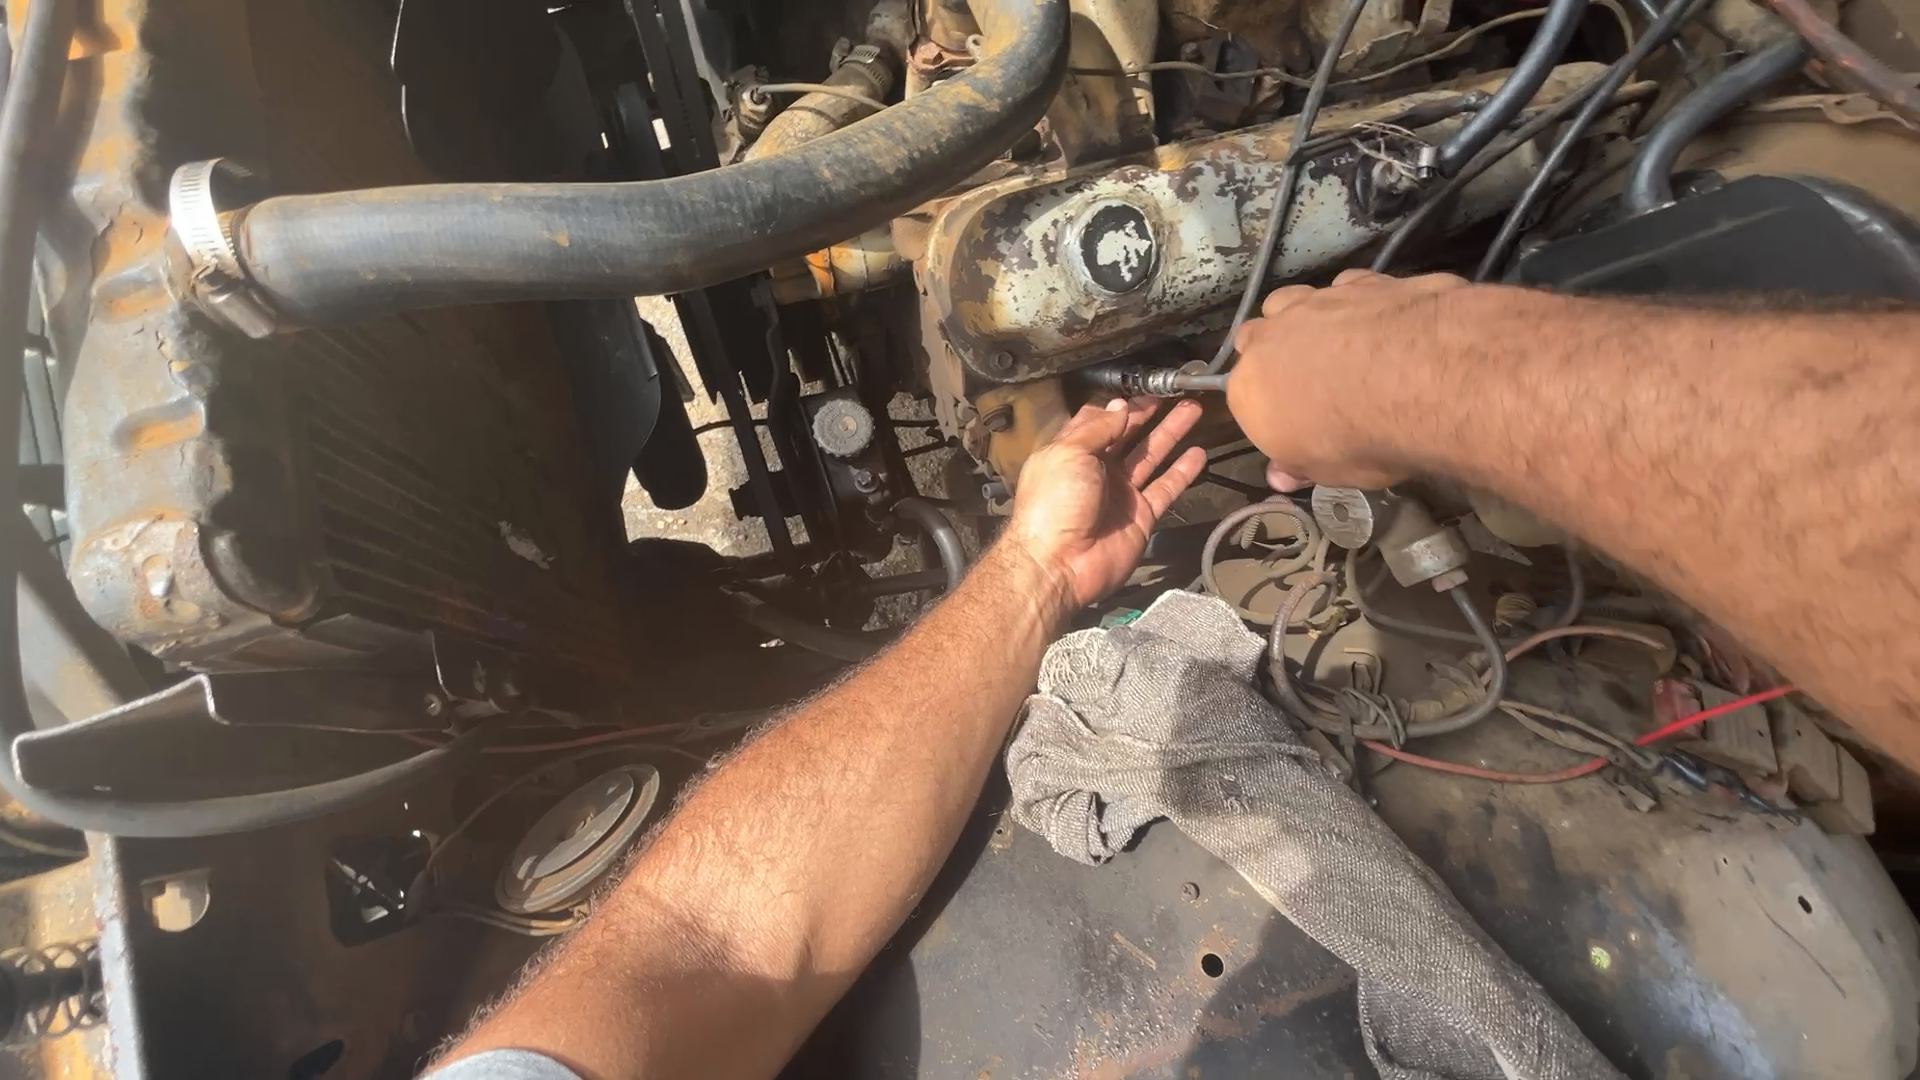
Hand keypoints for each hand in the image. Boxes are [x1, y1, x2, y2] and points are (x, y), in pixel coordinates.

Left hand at [1000, 397, 1206, 611]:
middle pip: (1127, 436)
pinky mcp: (1141, 516)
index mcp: (1071, 454)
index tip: (1140, 388)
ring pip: (1150, 456)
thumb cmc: (1053, 504)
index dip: (1118, 406)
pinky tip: (1199, 453)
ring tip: (1193, 409)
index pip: (1097, 422)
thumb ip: (1097, 428)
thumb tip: (1120, 407)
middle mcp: (1096, 471)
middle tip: (1172, 392)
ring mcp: (1120, 494)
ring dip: (1171, 433)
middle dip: (1148, 414)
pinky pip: (1165, 489)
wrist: (1060, 563)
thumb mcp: (1068, 453)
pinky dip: (1182, 472)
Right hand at [1226, 268, 1470, 491]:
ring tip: (1332, 342)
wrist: (1425, 379)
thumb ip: (1298, 465)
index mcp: (1247, 388)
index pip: (1241, 394)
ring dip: (1301, 318)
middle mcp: (1269, 338)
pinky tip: (1377, 320)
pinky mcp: (1363, 281)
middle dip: (1270, 351)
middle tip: (1303, 377)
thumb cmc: (1359, 437)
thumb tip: (1281, 475)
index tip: (1288, 421)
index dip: (1264, 406)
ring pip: (1290, 301)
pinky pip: (1347, 287)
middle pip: (1254, 337)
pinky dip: (1354, 301)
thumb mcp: (1326, 470)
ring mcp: (1315, 303)